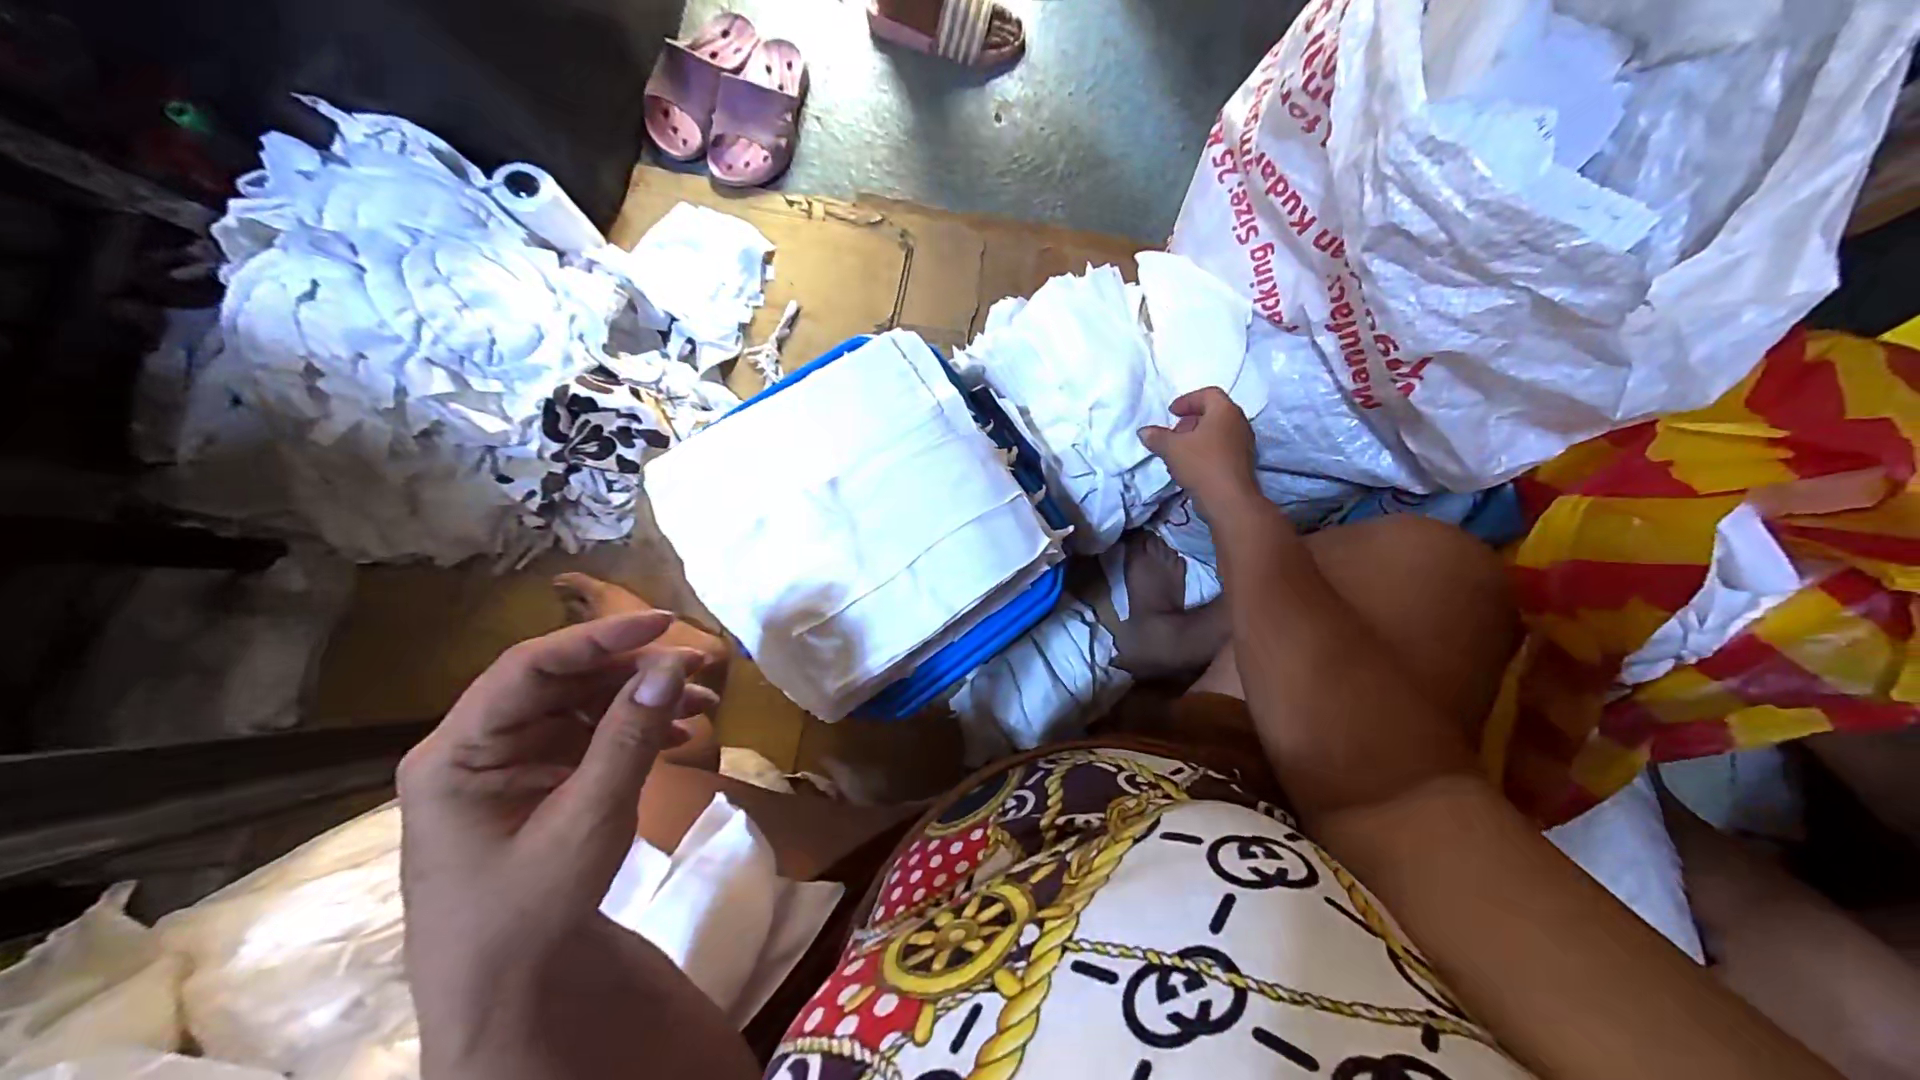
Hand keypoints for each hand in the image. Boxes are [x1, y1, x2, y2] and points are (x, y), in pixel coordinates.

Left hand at [398, 613, 752, 1079]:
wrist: (508, 987)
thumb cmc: (530, 908)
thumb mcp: (587, 820)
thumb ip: (629, 737)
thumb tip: (672, 667)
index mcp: (457, 751)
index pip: (528, 668)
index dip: (597, 637)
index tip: (663, 622)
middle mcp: (476, 744)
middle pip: (559, 681)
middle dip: (632, 670)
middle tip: (697, 667)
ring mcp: (507, 761)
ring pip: (579, 704)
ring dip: (640, 699)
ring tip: (704, 703)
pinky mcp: (535, 778)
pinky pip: (587, 735)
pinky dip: (634, 730)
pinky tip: (678, 736)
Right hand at [1139, 387, 1260, 523]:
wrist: (1229, 500)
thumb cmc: (1201, 465)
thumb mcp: (1171, 449)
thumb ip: (1156, 437)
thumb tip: (1144, 432)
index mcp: (1225, 411)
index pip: (1208, 394)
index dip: (1187, 400)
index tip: (1171, 412)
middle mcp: (1239, 423)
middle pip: (1214, 413)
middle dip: (1191, 420)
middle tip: (1174, 432)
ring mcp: (1244, 443)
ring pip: (1218, 432)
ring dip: (1198, 437)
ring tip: (1179, 451)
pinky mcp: (1243, 462)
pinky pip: (1223, 448)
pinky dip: (1206, 450)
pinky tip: (1191, 466)